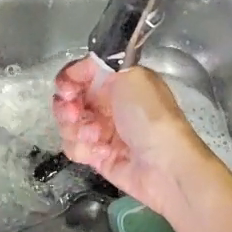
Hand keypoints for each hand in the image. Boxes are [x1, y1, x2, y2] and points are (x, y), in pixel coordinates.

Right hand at [52, 56, 231, 218]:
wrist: (165, 166)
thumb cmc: (150, 116)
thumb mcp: (130, 75)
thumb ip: (99, 65)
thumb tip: (77, 72)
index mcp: (118, 82)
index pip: (81, 74)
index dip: (69, 79)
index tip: (67, 89)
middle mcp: (108, 104)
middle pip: (69, 99)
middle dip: (66, 106)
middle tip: (75, 114)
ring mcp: (102, 131)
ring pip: (68, 124)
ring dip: (75, 130)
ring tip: (95, 137)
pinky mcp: (98, 157)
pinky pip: (74, 148)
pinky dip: (82, 150)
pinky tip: (101, 154)